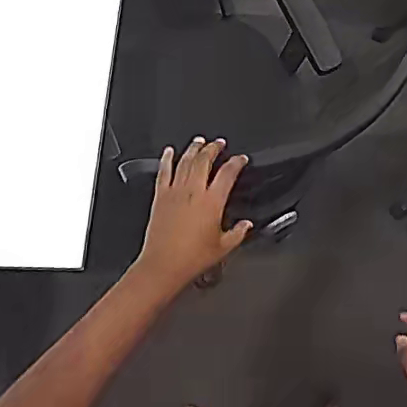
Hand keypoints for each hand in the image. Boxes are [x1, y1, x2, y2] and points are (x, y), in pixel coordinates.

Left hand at [133, 137, 251, 293]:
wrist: (164, 265)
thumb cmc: (191, 258)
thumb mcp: (223, 247)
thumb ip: (238, 233)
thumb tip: (246, 225)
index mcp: (212, 202)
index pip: (228, 173)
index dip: (236, 163)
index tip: (241, 159)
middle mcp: (193, 192)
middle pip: (204, 160)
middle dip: (213, 148)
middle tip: (219, 143)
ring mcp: (175, 192)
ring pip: (185, 162)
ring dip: (193, 149)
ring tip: (199, 141)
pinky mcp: (160, 197)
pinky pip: (164, 172)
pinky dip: (167, 159)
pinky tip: (169, 152)